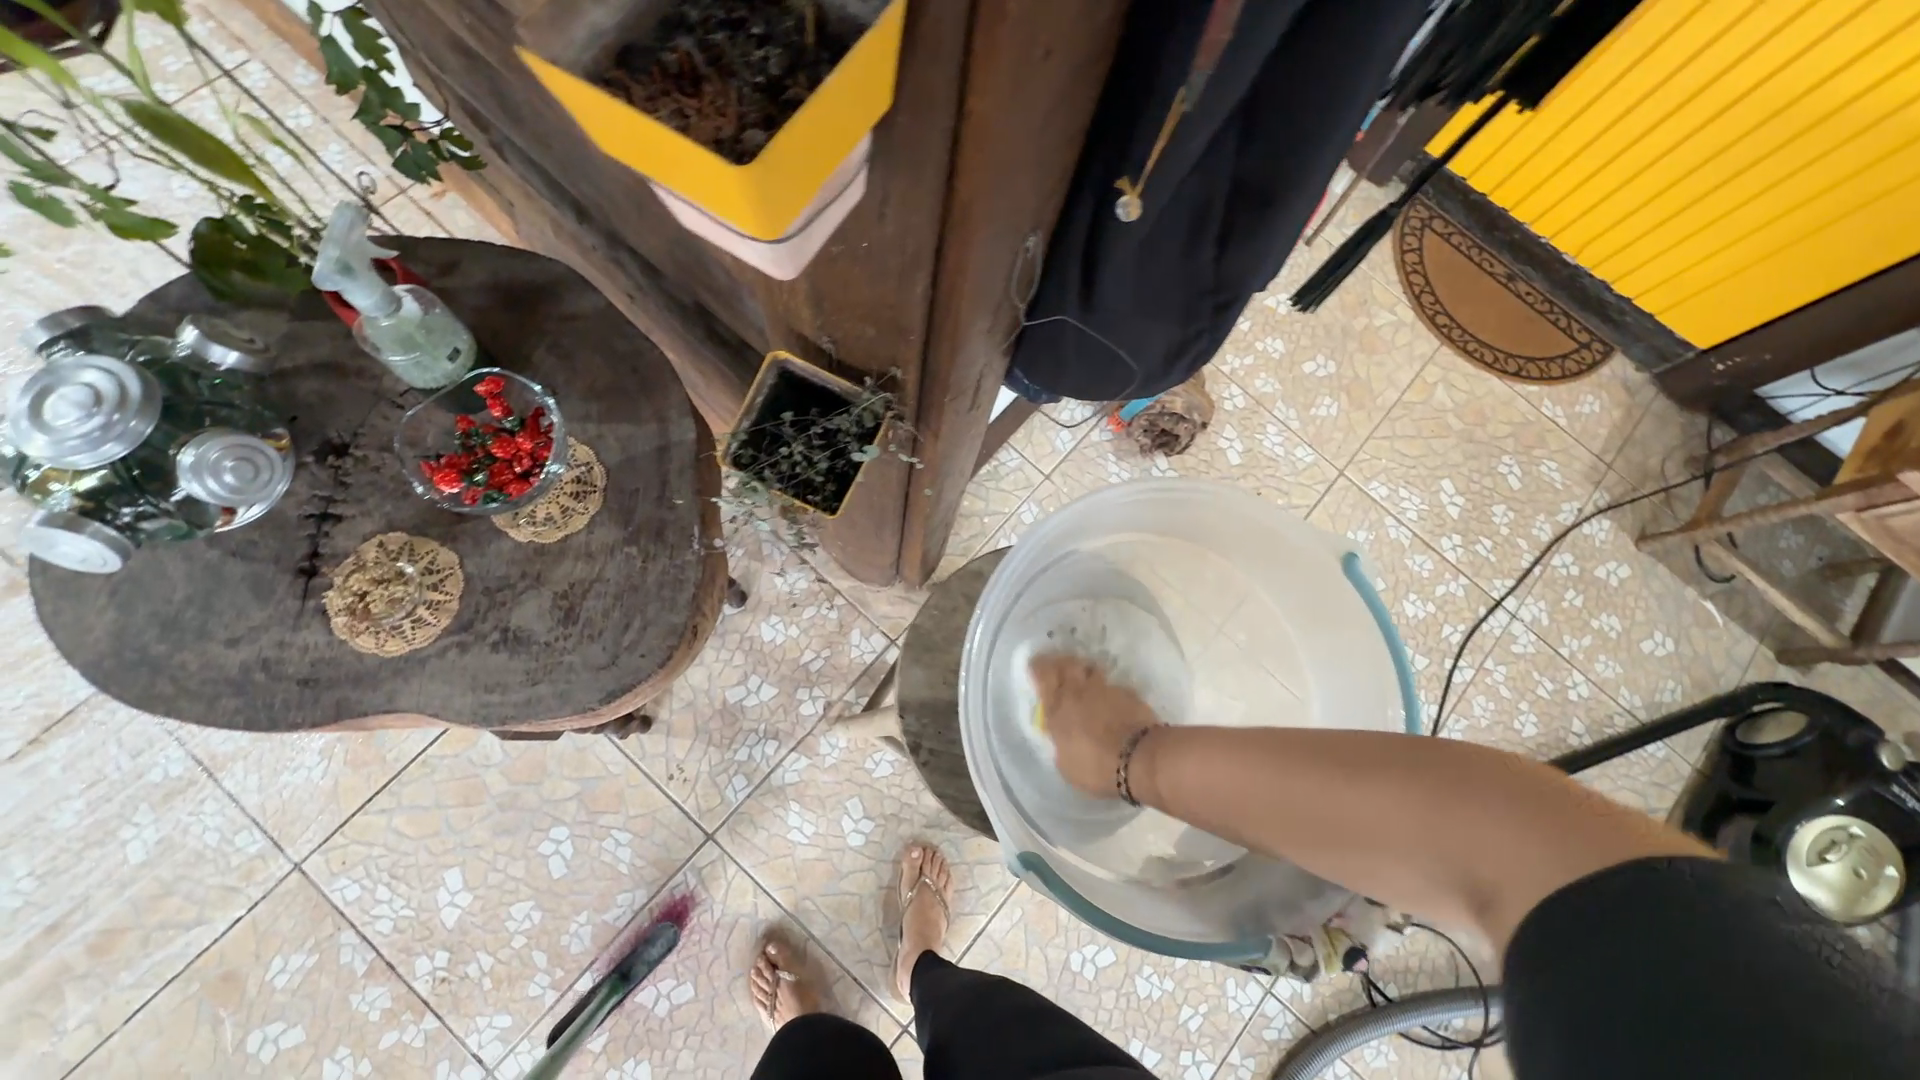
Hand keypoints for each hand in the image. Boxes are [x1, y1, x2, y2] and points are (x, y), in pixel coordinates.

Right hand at [1027, 652, 1162, 800]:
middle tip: (1060, 668)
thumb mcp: (1065, 763)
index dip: (1038, 667)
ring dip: (1086, 672)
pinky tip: (1113, 702)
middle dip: (1061, 662)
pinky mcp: (1128, 693)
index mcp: (1058, 708)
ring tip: (1088, 682)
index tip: (1036, 666)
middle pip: (1067, 663)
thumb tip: (1061, 734)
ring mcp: (1106, 689)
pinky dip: (1110, 691)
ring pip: (1091, 669)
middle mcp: (1079, 691)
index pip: (1043, 674)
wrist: (1140, 758)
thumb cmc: (1096, 767)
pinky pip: (1113, 685)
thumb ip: (1060, 742)